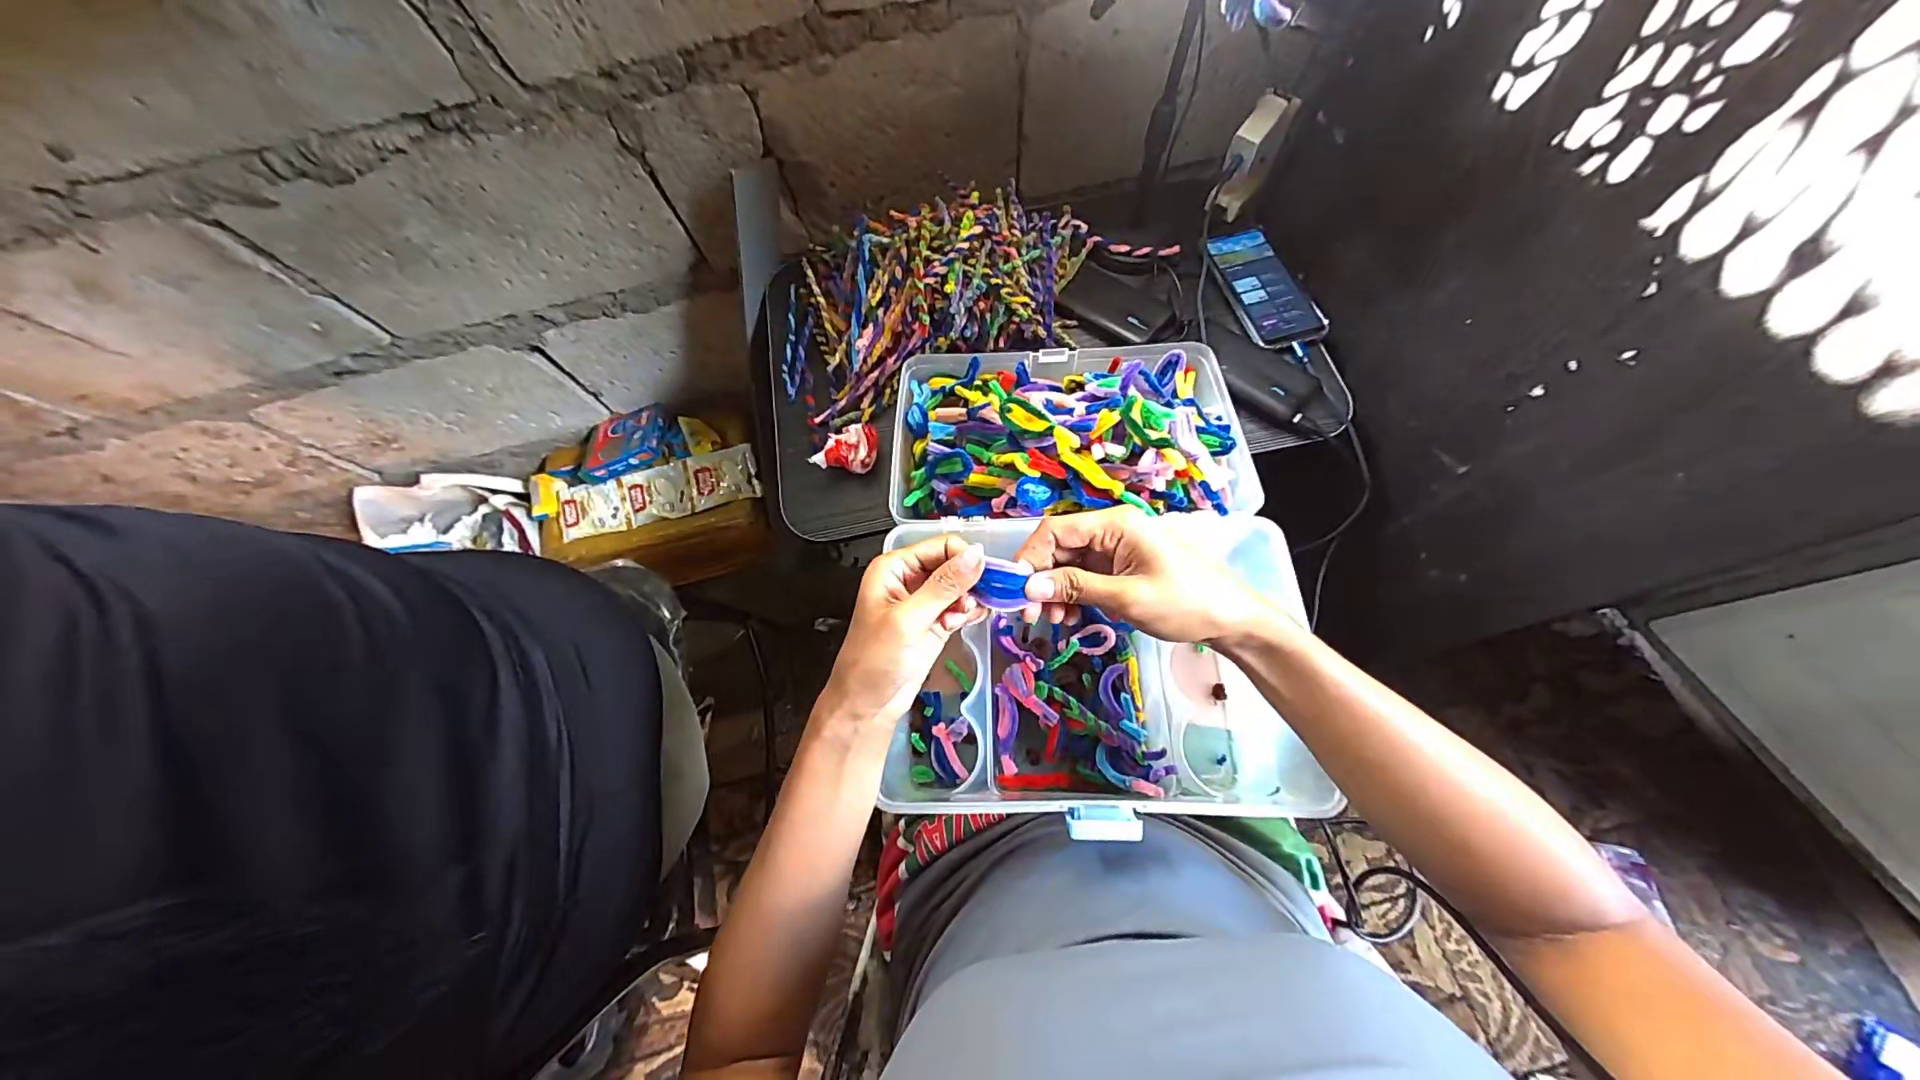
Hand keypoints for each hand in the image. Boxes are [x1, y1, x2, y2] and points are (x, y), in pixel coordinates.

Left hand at [813, 536, 986, 733]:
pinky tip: (962, 624)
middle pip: (955, 563)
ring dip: (969, 599)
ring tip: (959, 619)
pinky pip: (962, 605)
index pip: (941, 546)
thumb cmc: (871, 663)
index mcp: (894, 568)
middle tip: (972, 602)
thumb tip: (975, 556)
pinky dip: (968, 612)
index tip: (983, 577)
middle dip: (970, 581)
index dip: (965, 558)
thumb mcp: (908, 620)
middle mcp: (910, 579)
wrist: (866, 705)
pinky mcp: (936, 621)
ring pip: (963, 585)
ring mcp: (925, 601)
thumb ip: (944, 586)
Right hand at [1012, 507, 1278, 643]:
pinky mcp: (1120, 568)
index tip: (1016, 590)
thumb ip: (1076, 588)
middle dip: (1041, 580)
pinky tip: (1071, 616)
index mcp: (1114, 524)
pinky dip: (1072, 596)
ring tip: (1056, 620)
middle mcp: (1111, 531)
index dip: (1030, 558)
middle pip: (1058, 548)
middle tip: (1032, 615)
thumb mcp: (1126, 597)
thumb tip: (1029, 587)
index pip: (1055, 531)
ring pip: (1068, 565)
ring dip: (1055, 591)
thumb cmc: (1186, 602)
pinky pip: (1084, 577)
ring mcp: (1115, 550)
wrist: (1231, 618)